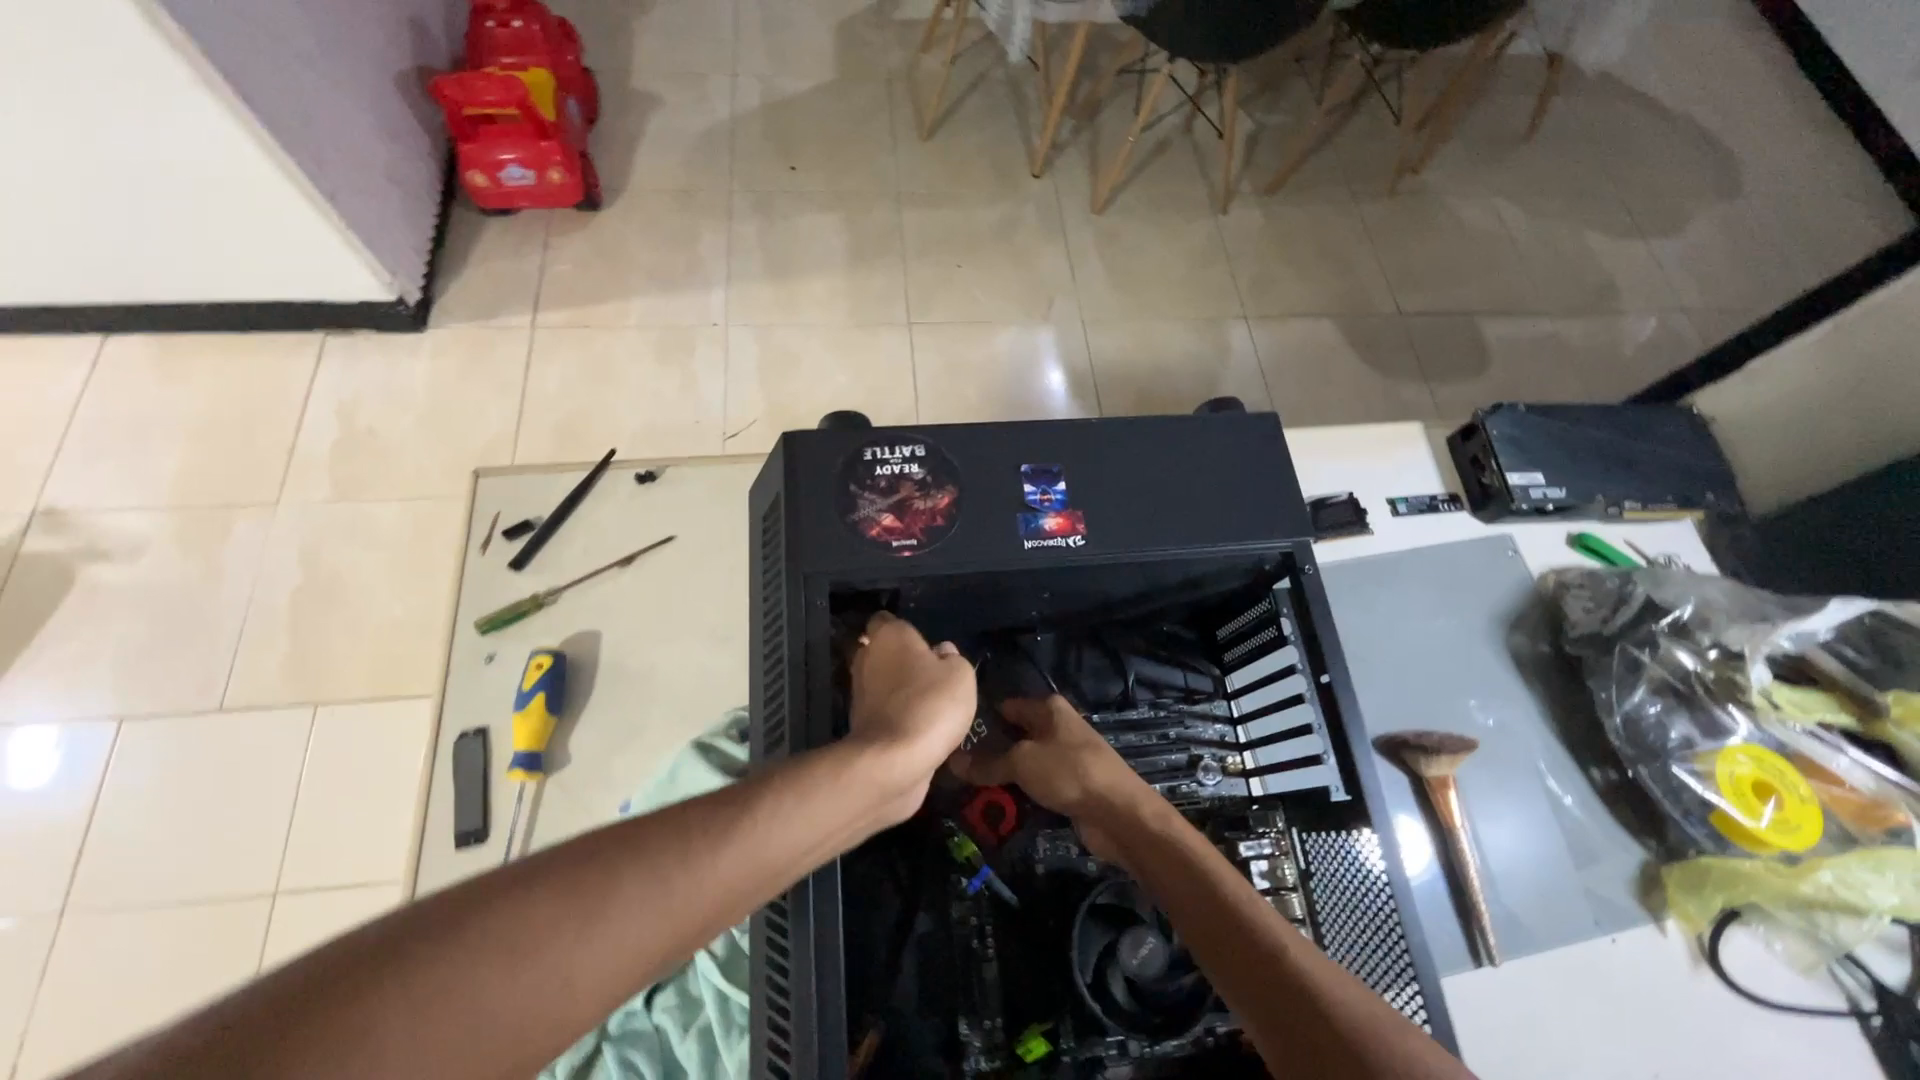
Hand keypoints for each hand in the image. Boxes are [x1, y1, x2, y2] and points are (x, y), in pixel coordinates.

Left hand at [845, 612, 977, 820]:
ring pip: (879, 682)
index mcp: (890, 636)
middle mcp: (867, 658)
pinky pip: (881, 711)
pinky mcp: (860, 724)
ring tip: (926, 703)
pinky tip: (917, 727)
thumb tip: (941, 653)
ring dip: (897, 689)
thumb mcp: (961, 675)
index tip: (923, 643)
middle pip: (880, 651)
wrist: (895, 760)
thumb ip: (952, 658)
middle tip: (928, 674)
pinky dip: (894, 715)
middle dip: (898, 659)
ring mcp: (859, 693)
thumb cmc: (931, 704)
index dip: (903, 630)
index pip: (885, 620)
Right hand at [947, 695, 1157, 862]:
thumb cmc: (1069, 772)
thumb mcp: (1021, 763)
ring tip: (968, 792)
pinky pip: (1036, 787)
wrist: (1119, 812)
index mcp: (1049, 709)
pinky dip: (1020, 796)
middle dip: (988, 754)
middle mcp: (1058, 728)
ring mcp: (1066, 758)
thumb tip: (953, 762)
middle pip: (1014, 737)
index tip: (953, 737)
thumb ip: (987, 763)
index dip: (981, 720)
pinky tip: (996, 809)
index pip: (1006, 707)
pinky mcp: (1070, 786)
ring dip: (1003, 779)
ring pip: (1024, 765)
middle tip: (954, 771)